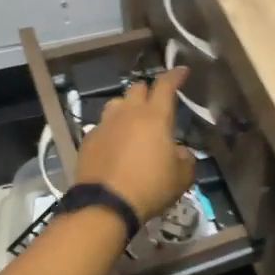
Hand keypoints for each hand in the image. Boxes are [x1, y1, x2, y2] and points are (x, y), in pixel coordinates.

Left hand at [73, 67, 194, 222]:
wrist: (106, 204)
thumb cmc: (151, 187)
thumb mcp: (181, 177)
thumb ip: (185, 159)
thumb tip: (180, 152)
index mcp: (155, 117)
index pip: (166, 86)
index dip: (175, 76)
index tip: (182, 70)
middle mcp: (128, 114)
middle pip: (137, 88)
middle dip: (148, 91)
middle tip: (156, 102)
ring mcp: (105, 125)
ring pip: (116, 104)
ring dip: (127, 107)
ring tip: (133, 121)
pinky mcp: (88, 140)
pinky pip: (102, 126)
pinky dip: (112, 130)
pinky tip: (116, 144)